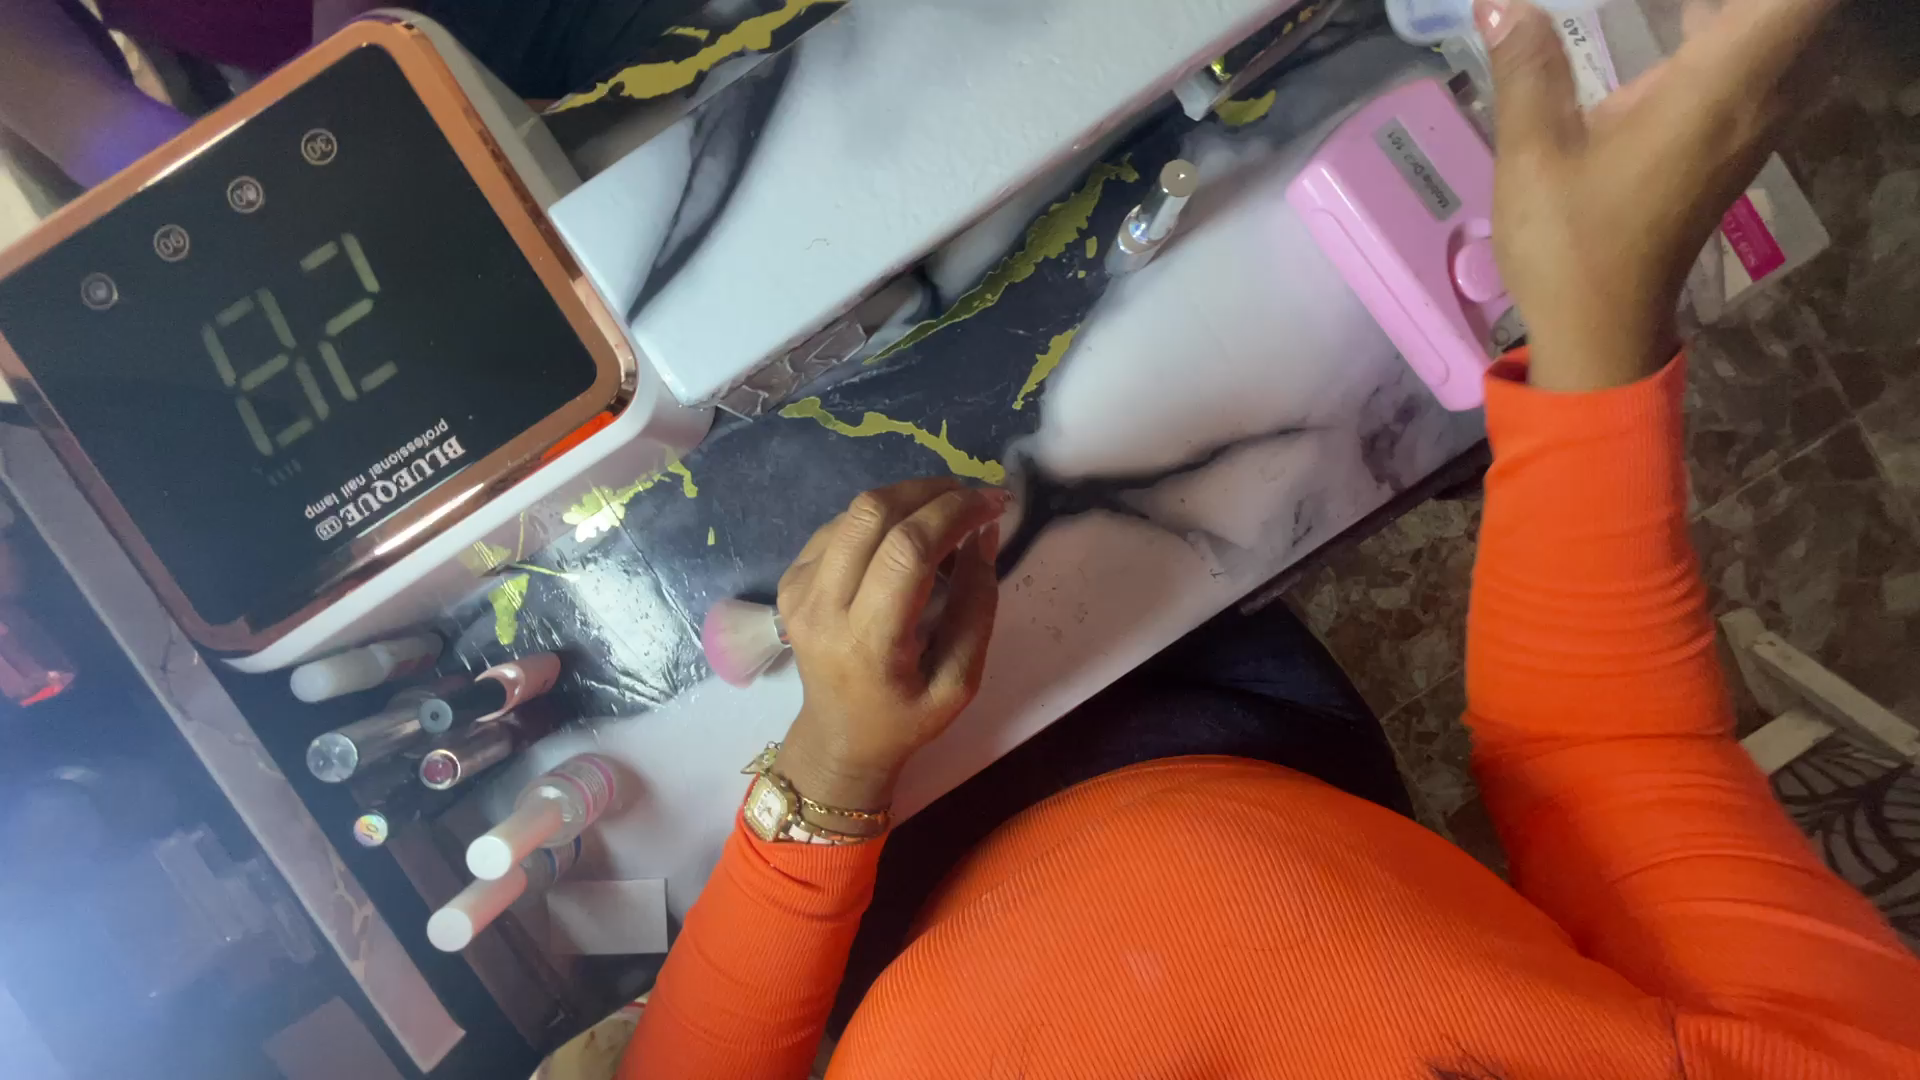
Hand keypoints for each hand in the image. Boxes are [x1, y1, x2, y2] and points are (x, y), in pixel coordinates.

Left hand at [774, 478, 1006, 811]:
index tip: (994, 503)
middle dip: (932, 492)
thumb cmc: (905, 718)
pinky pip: (841, 525)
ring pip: (856, 510)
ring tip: (946, 518)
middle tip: (972, 498)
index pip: (907, 550)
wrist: (838, 738)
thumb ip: (976, 605)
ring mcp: (798, 590)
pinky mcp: (790, 579)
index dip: (955, 513)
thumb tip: (983, 532)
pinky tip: (907, 536)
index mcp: (867, 642)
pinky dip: (883, 518)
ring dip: (909, 499)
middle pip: (873, 513)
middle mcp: (822, 607)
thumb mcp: (961, 679)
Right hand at [1480, 0, 1838, 391]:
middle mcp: (1770, 82)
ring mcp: (1763, 110)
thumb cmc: (1569, 243)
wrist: (1599, 322)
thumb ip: (1527, 72)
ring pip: (1777, 19)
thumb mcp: (1533, 157)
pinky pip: (1761, 47)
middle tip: (1623, 7)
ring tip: (1648, 13)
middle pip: (1787, 2)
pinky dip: (1721, 25)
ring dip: (1718, 9)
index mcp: (1727, 77)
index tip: (1658, 4)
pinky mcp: (1741, 132)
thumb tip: (1501, 2)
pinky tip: (1665, 26)